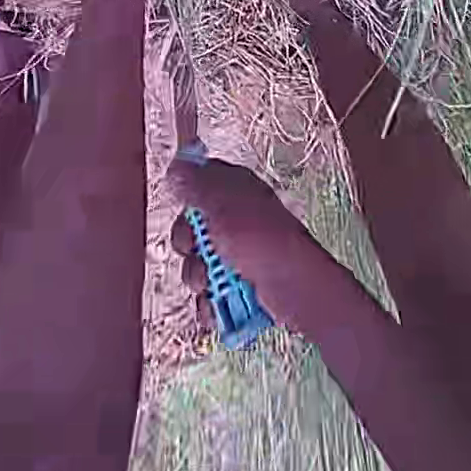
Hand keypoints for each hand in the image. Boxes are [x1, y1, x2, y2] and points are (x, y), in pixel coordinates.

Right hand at [169, 155, 337, 327]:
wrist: (295, 288)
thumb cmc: (262, 239)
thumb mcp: (221, 202)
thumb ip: (195, 182)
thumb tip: (176, 166)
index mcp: (235, 189)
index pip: (200, 180)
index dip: (187, 193)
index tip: (185, 207)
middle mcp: (235, 217)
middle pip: (191, 225)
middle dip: (187, 243)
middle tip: (198, 248)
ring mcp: (237, 252)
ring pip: (197, 261)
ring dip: (198, 276)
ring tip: (212, 282)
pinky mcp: (239, 283)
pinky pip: (210, 291)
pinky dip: (210, 301)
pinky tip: (216, 303)